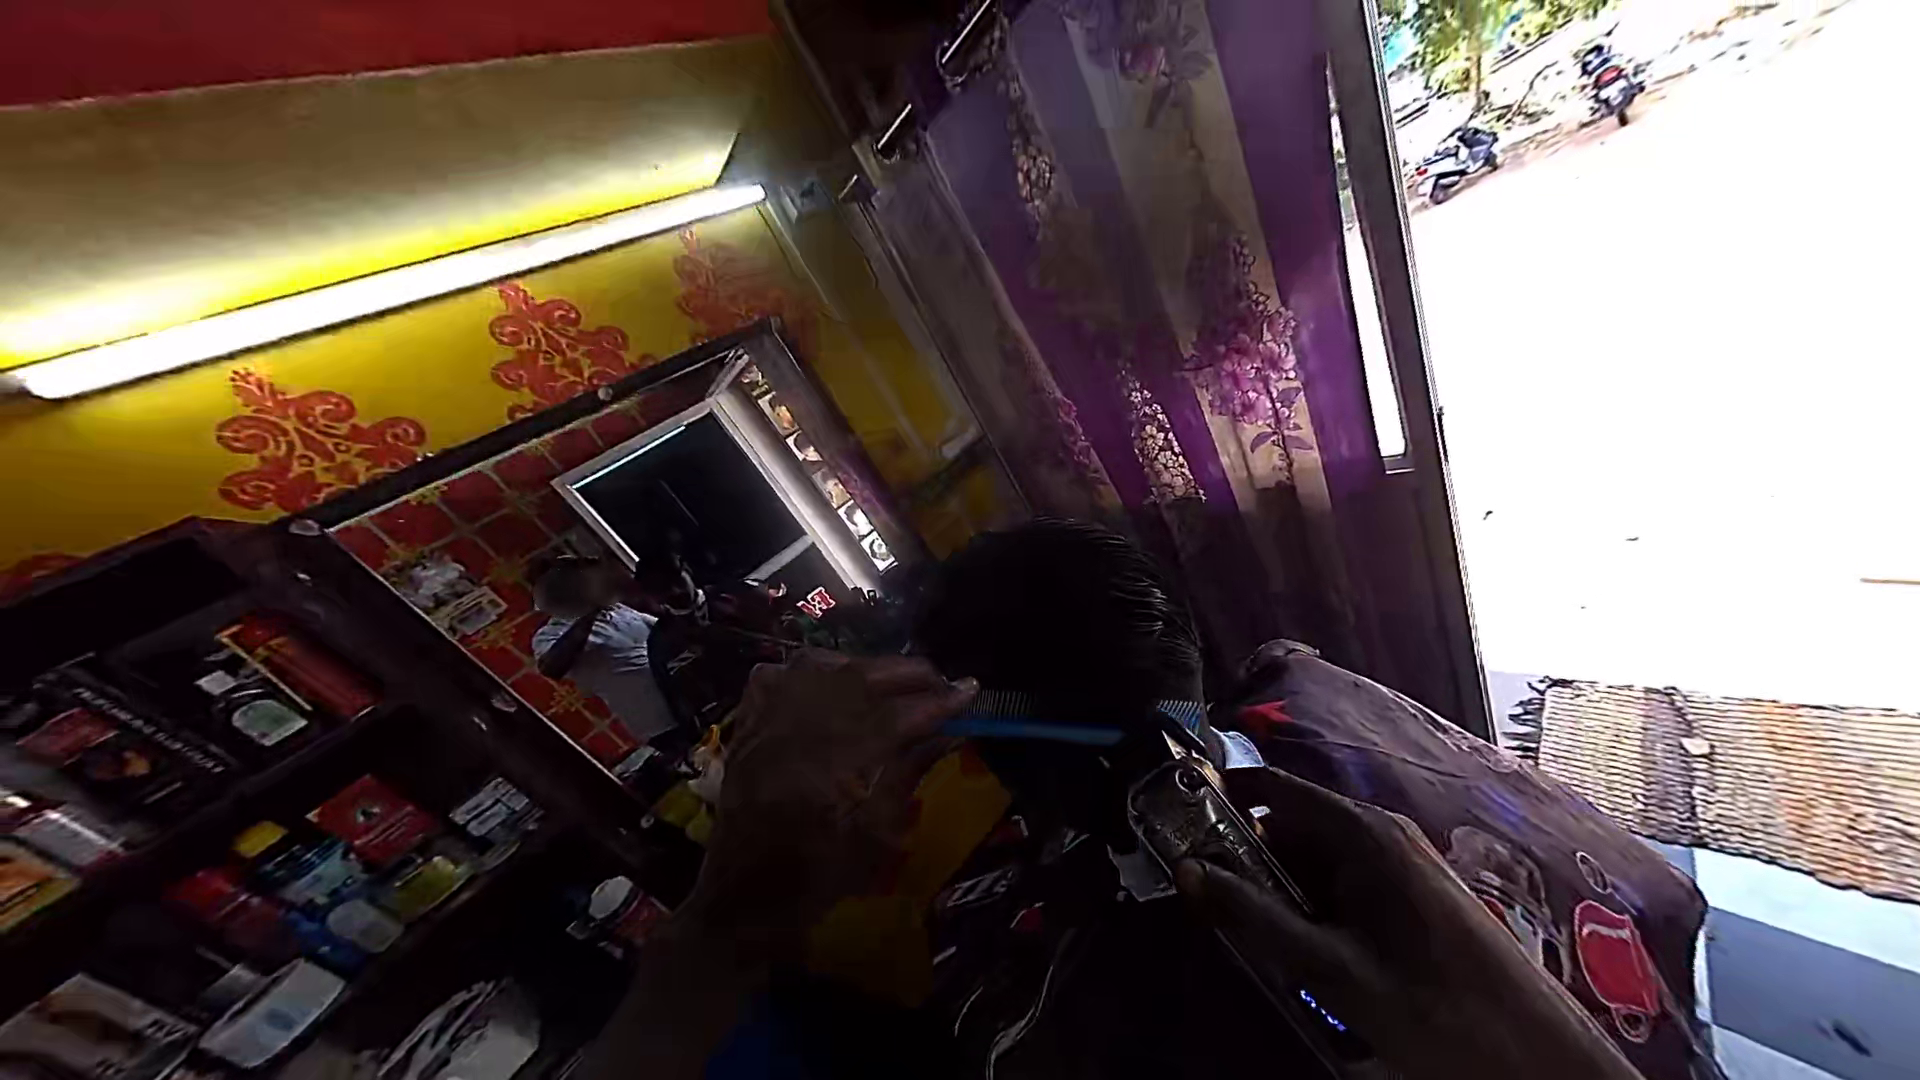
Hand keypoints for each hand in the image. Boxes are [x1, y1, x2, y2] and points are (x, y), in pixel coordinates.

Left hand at [681, 651, 976, 957]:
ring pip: (826, 664)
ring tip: (893, 681)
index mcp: (832, 765)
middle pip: (865, 679)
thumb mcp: (875, 836)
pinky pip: (784, 672)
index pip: (899, 716)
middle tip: (941, 683)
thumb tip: (946, 733)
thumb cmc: (816, 875)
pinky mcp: (750, 718)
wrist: (742, 896)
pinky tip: (831, 682)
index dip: (939, 701)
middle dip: (911, 675)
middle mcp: (800, 728)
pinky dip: (812, 670)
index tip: (971, 690)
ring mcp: (770, 716)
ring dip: (867, 667)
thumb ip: (908, 773)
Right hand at [1175, 768, 1638, 1079]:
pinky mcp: (1415, 891)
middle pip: (1291, 826)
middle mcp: (1381, 833)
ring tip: (1270, 940)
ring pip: (1316, 858)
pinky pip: (1345, 882)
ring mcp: (1402, 861)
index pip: (1273, 786)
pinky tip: (1316, 953)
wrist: (1557, 1078)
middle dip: (1252, 859)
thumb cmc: (1443, 1016)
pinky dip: (1317, 905)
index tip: (1183, 816)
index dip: (1225, 794)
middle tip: (1222, 902)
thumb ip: (1253, 916)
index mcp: (1363, 832)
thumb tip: (1186, 871)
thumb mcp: (1333, 971)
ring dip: (1284, 890)